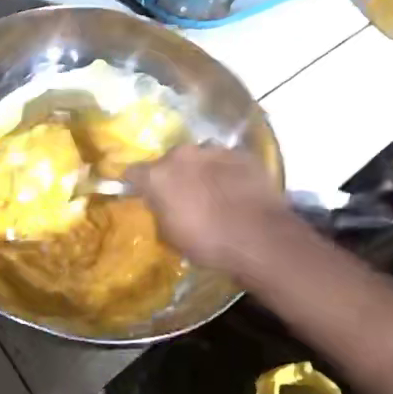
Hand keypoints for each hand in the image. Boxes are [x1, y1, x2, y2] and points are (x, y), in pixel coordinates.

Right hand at [127, 144, 295, 271]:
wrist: (259, 237)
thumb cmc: (207, 242)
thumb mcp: (170, 237)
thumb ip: (160, 214)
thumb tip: (163, 206)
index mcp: (157, 175)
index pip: (133, 172)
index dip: (136, 183)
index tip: (142, 194)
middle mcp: (182, 155)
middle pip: (169, 161)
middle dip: (172, 175)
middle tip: (181, 196)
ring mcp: (214, 151)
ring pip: (199, 158)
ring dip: (200, 171)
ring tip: (212, 192)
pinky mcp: (242, 155)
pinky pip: (226, 161)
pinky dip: (226, 172)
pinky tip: (234, 191)